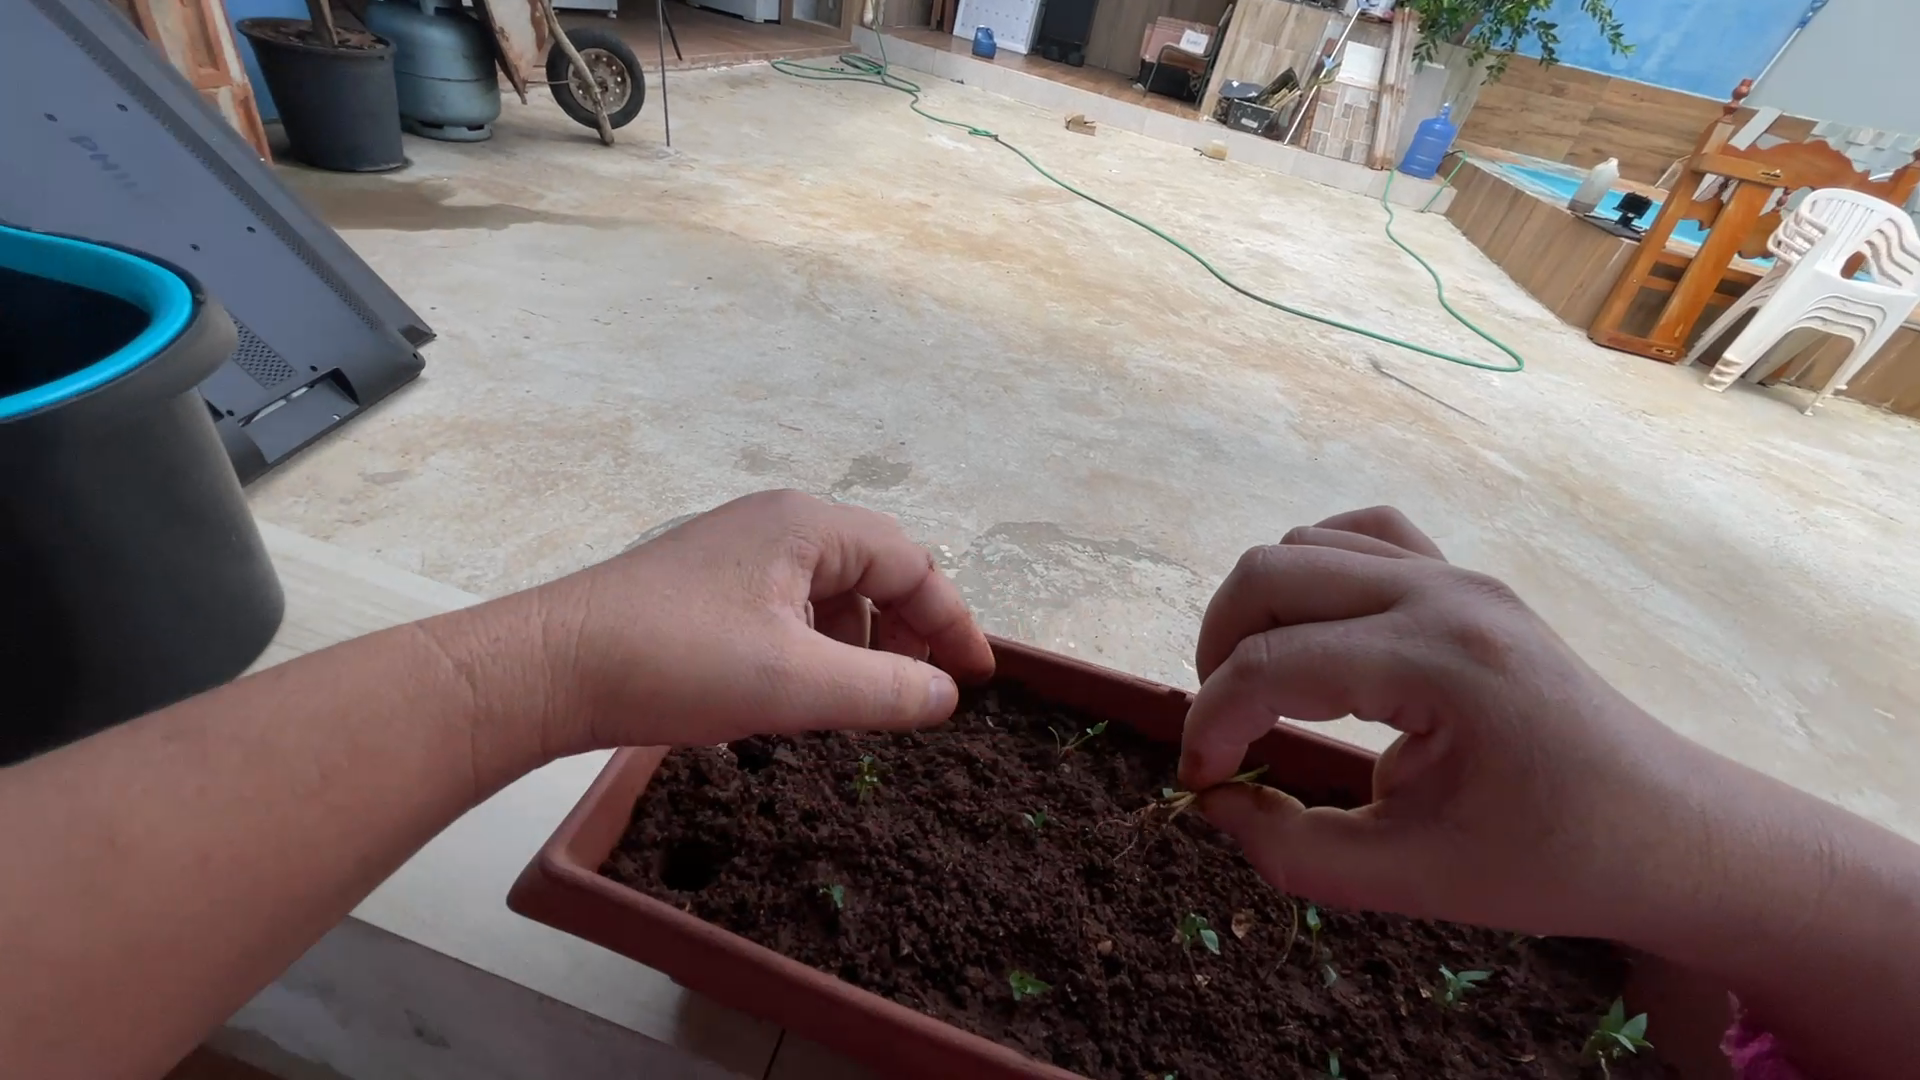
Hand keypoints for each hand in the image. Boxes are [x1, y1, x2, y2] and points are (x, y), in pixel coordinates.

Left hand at [514, 490, 995, 756]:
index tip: (978, 679)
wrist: (545, 670)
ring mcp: (743, 551)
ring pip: (835, 591)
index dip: (952, 622)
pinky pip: (794, 607)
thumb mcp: (796, 682)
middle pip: (876, 570)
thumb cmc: (677, 663)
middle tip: (922, 691)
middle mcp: (781, 523)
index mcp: (808, 525)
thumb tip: (947, 696)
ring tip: (863, 698)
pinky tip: (806, 687)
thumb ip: (886, 689)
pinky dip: (820, 645)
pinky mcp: (715, 584)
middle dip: (909, 630)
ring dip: (864, 642)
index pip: (911, 563)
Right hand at [1179, 507, 1710, 940]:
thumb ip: (1290, 851)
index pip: (1270, 668)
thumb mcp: (1413, 881)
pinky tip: (1314, 624)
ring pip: (1299, 546)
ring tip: (1263, 680)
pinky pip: (1354, 534)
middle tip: (1225, 723)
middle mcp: (1438, 593)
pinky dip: (1309, 569)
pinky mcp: (1457, 574)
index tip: (1201, 779)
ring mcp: (1452, 572)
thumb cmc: (1553, 861)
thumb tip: (1210, 802)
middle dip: (1216, 652)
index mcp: (1435, 662)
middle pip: (1266, 577)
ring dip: (1255, 612)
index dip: (1211, 725)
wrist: (1675, 832)